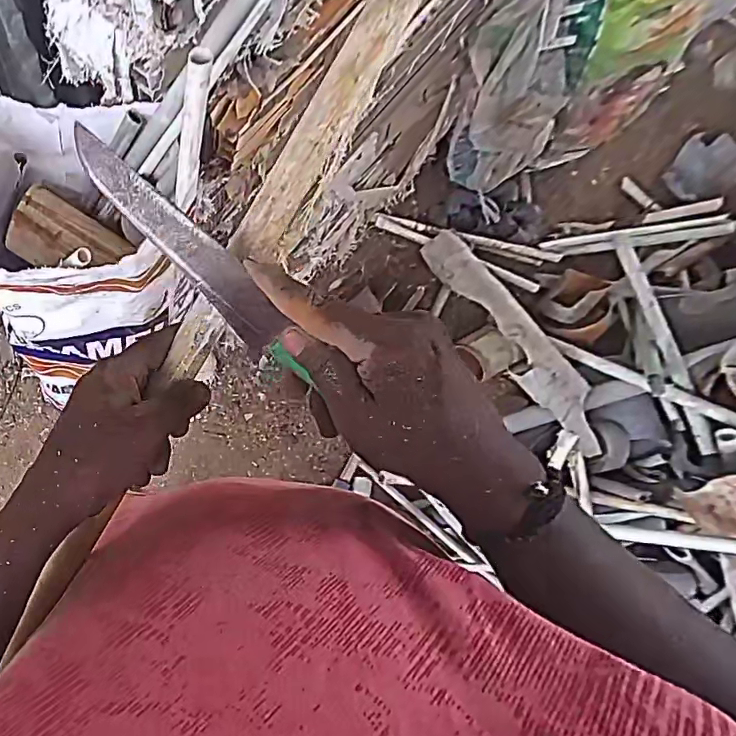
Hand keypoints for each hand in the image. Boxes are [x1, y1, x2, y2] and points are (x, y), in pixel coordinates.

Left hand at [18, 326, 210, 526]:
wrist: (57, 498)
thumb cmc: (99, 459)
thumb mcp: (150, 427)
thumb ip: (180, 401)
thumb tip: (199, 386)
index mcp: (115, 371)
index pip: (159, 343)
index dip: (187, 347)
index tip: (208, 360)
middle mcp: (105, 384)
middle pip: (156, 382)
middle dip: (172, 412)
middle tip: (175, 431)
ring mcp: (98, 408)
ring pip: (146, 414)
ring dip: (156, 440)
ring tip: (148, 462)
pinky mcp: (95, 432)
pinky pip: (130, 433)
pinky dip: (139, 451)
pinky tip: (134, 471)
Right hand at [279, 304, 542, 534]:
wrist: (477, 465)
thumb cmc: (419, 447)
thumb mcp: (354, 415)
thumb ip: (322, 370)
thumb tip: (293, 337)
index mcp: (388, 341)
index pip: (320, 310)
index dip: (283, 291)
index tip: (258, 269)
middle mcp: (408, 326)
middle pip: (335, 329)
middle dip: (313, 361)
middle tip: (303, 396)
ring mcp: (421, 332)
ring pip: (353, 341)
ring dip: (336, 372)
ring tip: (340, 414)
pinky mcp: (427, 343)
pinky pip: (376, 346)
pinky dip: (358, 370)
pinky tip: (361, 402)